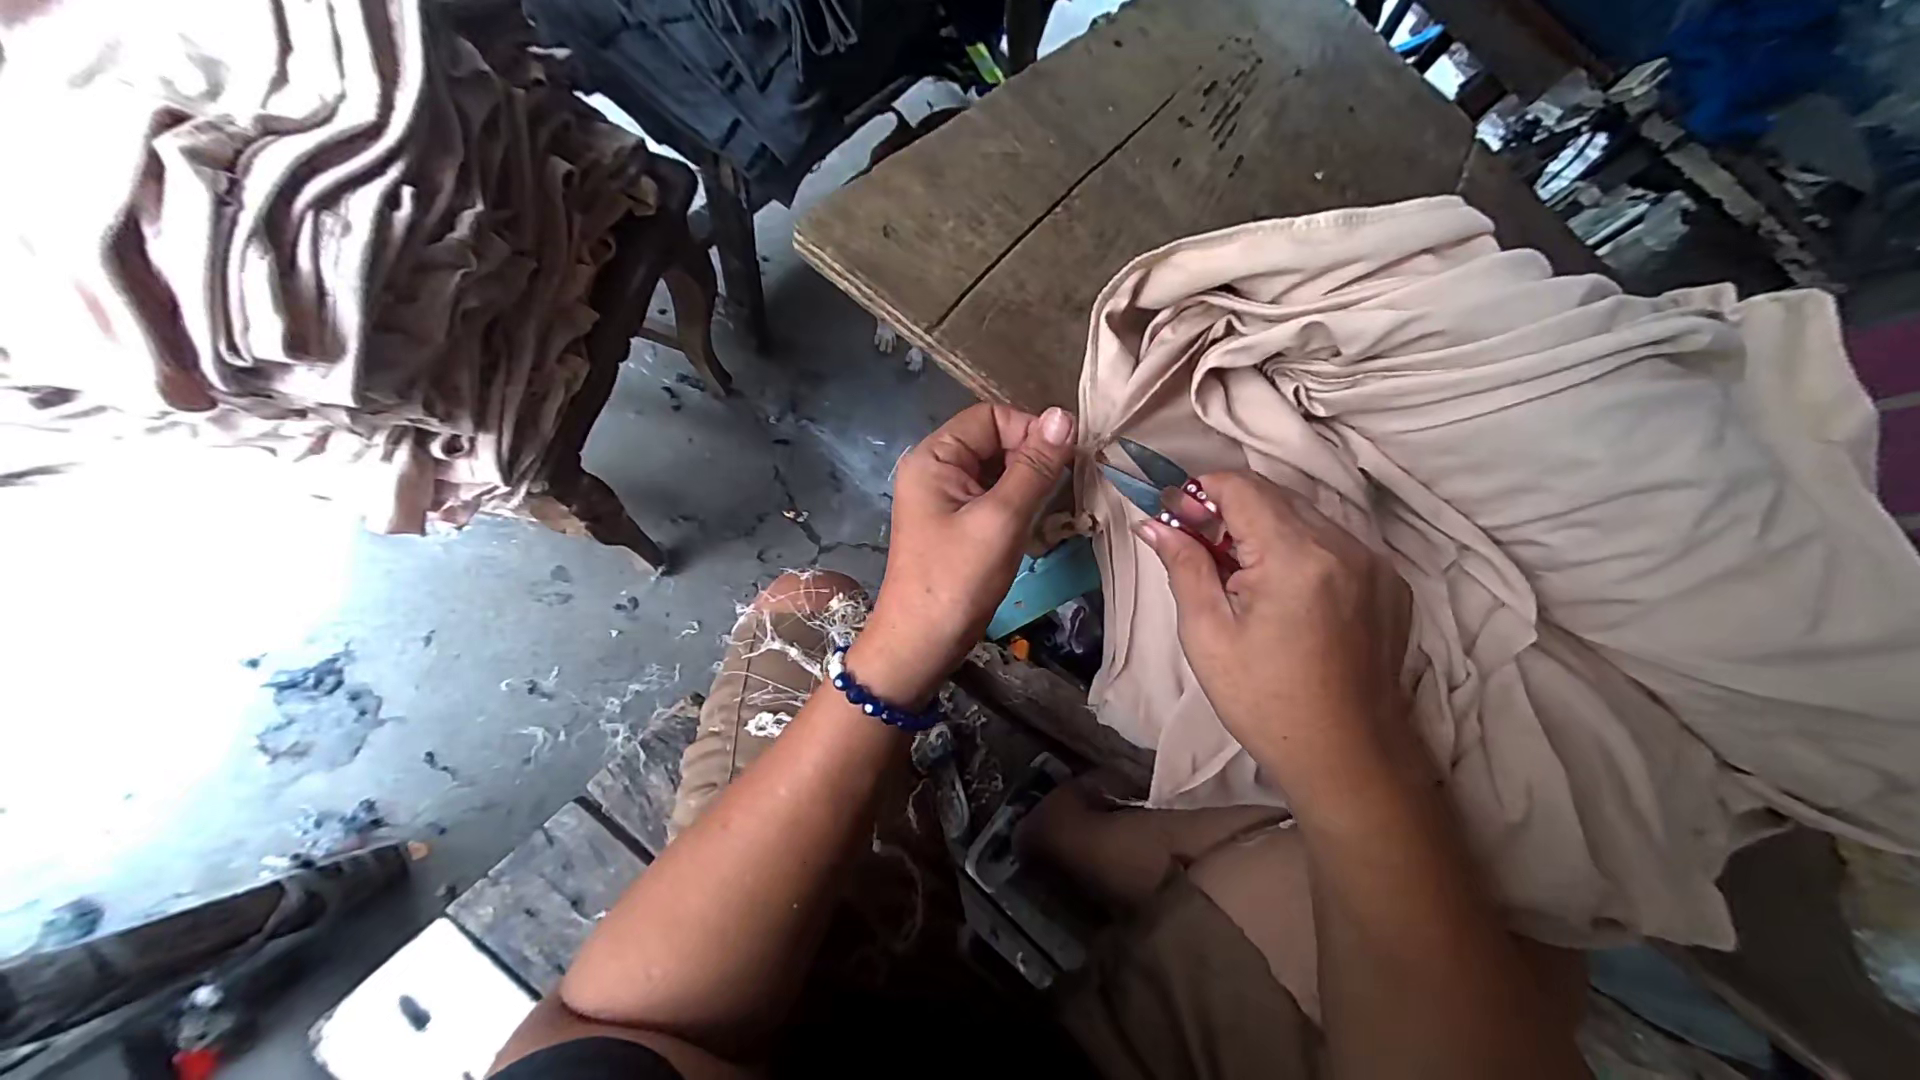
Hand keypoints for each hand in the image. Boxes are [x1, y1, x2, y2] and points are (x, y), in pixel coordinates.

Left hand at [852, 404, 1076, 704]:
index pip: (990, 417)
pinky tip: (1034, 521)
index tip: (1063, 459)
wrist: (921, 643)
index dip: (1028, 430)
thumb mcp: (1001, 519)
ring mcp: (944, 497)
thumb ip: (1034, 467)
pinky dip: (1016, 502)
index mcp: (933, 457)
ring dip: (1027, 482)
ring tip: (1050, 506)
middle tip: (1060, 487)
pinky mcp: (956, 522)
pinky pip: (992, 496)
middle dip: (1030, 457)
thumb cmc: (956, 580)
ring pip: (997, 470)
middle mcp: (934, 469)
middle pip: (993, 440)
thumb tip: (1064, 416)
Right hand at [1137, 471, 1412, 794]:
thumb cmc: (1264, 700)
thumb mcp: (1207, 635)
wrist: (1347, 755)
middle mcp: (1344, 546)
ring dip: (1262, 529)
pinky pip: (1332, 541)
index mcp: (1296, 557)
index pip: (1242, 486)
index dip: (1201, 491)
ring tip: (1239, 576)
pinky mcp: (1390, 582)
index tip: (1176, 519)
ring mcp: (1374, 563)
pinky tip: (1281, 592)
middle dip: (1228, 510)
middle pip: (1274, 494)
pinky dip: (1298, 548)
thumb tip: (1154, 524)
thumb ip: (1184, 567)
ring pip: (1304, 515)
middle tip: (1198, 548)